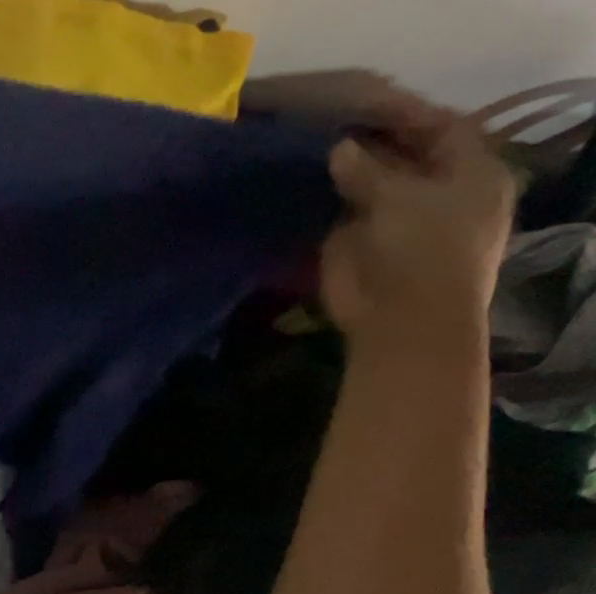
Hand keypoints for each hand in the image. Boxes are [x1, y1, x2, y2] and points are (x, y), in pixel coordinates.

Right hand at [320, 112, 514, 344]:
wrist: (400, 318)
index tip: (363, 102)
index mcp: (469, 174)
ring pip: (367, 183)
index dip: (406, 114)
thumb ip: (368, 169)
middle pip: (403, 155)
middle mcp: (435, 192)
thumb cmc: (423, 249)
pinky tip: (297, 183)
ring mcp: (394, 219)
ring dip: (341, 171)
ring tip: (306, 148)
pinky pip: (338, 212)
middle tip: (327, 122)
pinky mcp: (357, 243)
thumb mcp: (401, 197)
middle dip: (369, 141)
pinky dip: (321, 199)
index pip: (443, 129)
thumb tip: (338, 147)